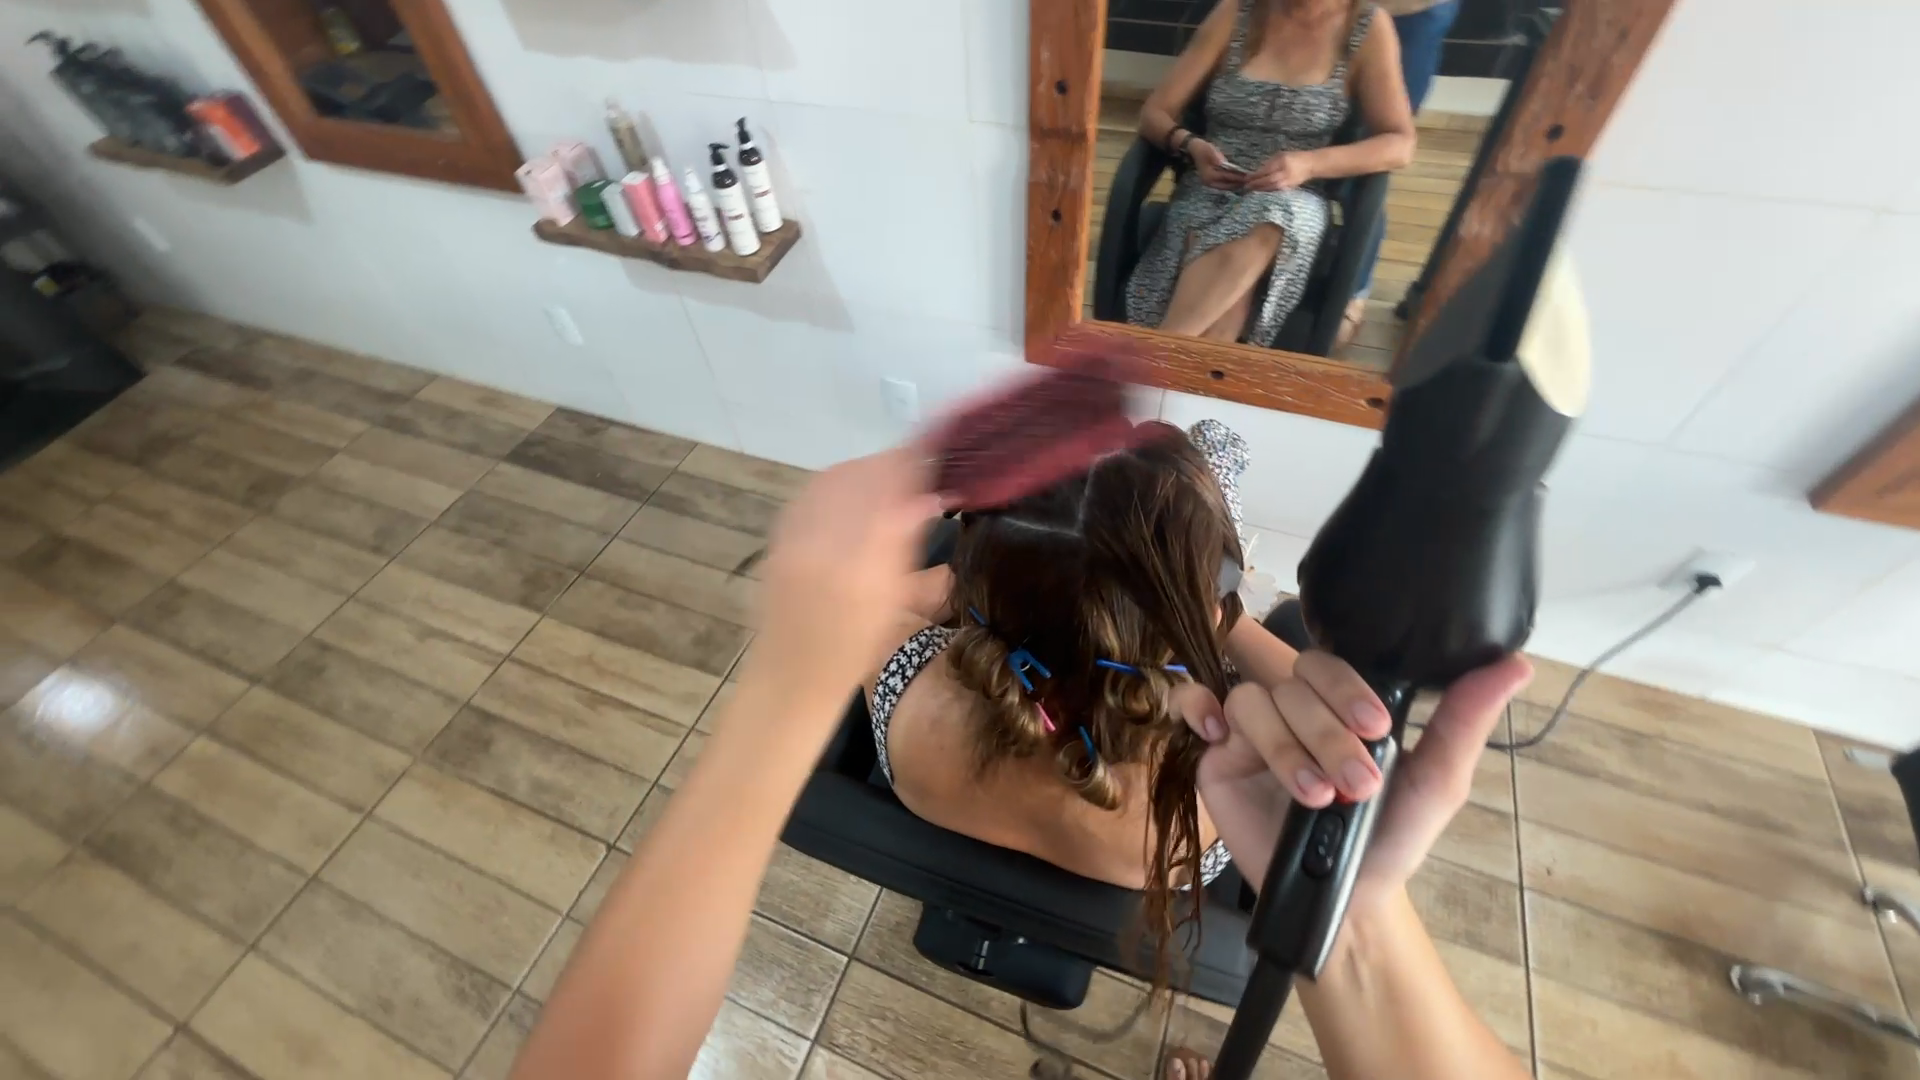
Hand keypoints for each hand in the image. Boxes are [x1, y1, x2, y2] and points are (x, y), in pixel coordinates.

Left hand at [748, 448, 942, 724]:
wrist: (792, 675)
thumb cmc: (855, 651)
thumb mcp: (895, 603)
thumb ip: (907, 546)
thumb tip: (928, 497)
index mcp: (864, 566)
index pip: (893, 493)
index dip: (916, 464)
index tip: (939, 453)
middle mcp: (826, 543)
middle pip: (862, 477)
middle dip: (894, 463)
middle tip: (919, 466)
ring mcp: (796, 538)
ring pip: (835, 479)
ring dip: (866, 469)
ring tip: (890, 475)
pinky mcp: (778, 538)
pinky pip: (811, 493)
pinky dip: (837, 483)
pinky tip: (853, 491)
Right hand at [1183, 653, 1530, 915]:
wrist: (1342, 900)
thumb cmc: (1388, 839)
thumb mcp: (1433, 784)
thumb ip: (1461, 723)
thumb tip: (1514, 664)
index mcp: (1337, 706)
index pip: (1327, 665)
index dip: (1345, 688)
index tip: (1376, 729)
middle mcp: (1291, 709)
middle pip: (1289, 686)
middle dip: (1323, 734)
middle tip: (1354, 786)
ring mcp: (1249, 730)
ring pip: (1250, 702)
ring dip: (1284, 748)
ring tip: (1315, 797)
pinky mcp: (1214, 755)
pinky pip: (1193, 706)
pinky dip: (1196, 706)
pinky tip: (1215, 735)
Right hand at [1187, 138, 1244, 190]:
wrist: (1194, 150)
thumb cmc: (1203, 148)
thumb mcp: (1209, 150)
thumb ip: (1215, 157)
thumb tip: (1221, 162)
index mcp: (1209, 175)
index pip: (1226, 177)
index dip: (1237, 177)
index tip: (1247, 176)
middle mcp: (1209, 182)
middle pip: (1226, 185)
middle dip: (1237, 184)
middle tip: (1249, 182)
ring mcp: (1209, 183)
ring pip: (1224, 186)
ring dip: (1234, 185)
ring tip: (1245, 183)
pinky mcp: (1210, 181)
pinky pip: (1222, 185)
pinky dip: (1230, 183)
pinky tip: (1237, 182)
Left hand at [1242, 150, 1316, 191]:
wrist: (1310, 165)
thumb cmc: (1294, 158)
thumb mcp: (1281, 155)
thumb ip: (1269, 162)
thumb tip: (1256, 171)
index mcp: (1282, 162)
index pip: (1265, 170)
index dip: (1254, 176)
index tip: (1246, 178)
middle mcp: (1284, 172)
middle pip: (1266, 181)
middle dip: (1254, 184)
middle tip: (1245, 187)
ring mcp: (1286, 182)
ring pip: (1269, 188)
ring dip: (1258, 190)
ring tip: (1250, 190)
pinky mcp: (1288, 189)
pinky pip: (1274, 191)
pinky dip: (1266, 192)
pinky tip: (1259, 192)